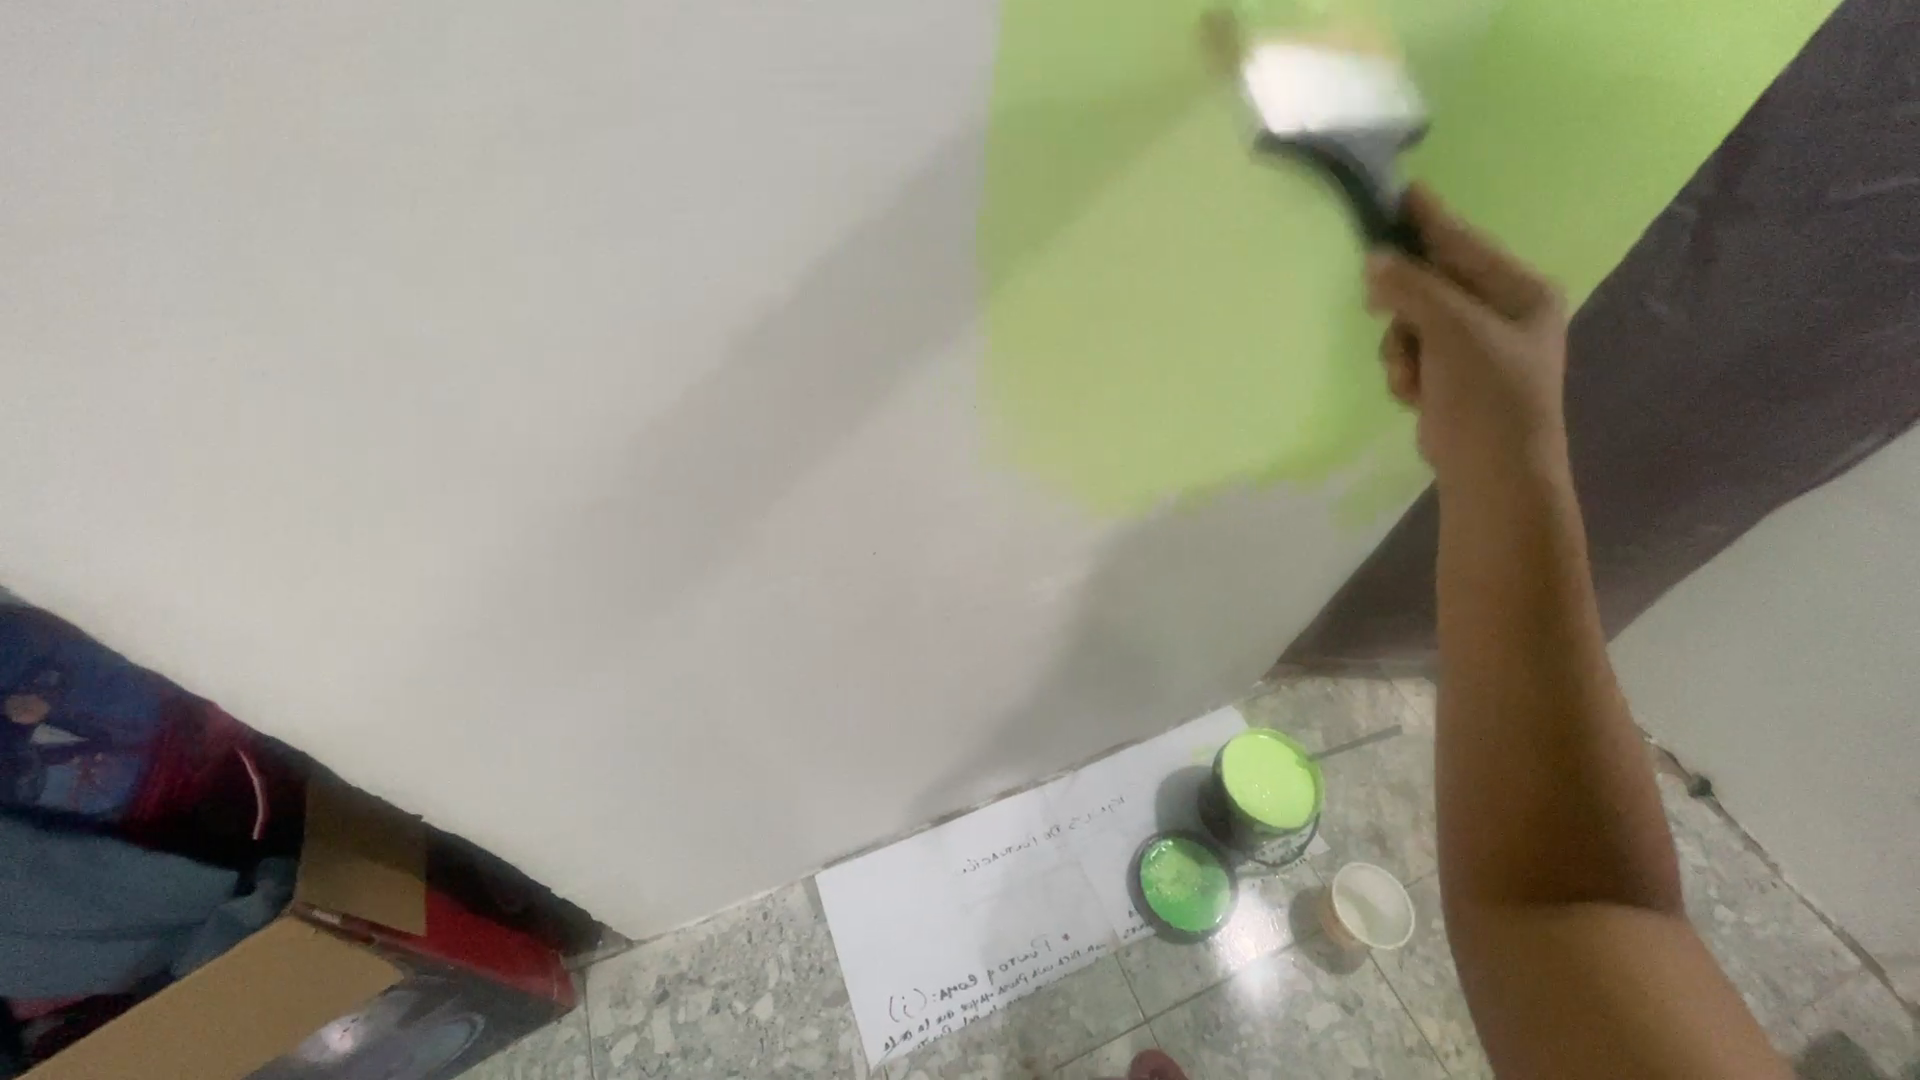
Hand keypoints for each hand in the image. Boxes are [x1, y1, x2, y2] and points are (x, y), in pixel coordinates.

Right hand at [1365, 185, 1570, 490]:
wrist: (1493, 473)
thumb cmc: (1487, 396)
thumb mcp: (1452, 332)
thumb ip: (1414, 289)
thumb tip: (1375, 259)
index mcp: (1520, 292)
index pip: (1465, 245)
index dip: (1430, 221)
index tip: (1399, 192)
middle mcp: (1502, 314)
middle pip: (1432, 286)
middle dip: (1405, 307)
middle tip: (1377, 306)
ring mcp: (1476, 349)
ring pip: (1413, 324)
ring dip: (1401, 348)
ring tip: (1411, 377)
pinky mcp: (1453, 379)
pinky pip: (1413, 356)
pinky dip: (1406, 372)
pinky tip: (1414, 394)